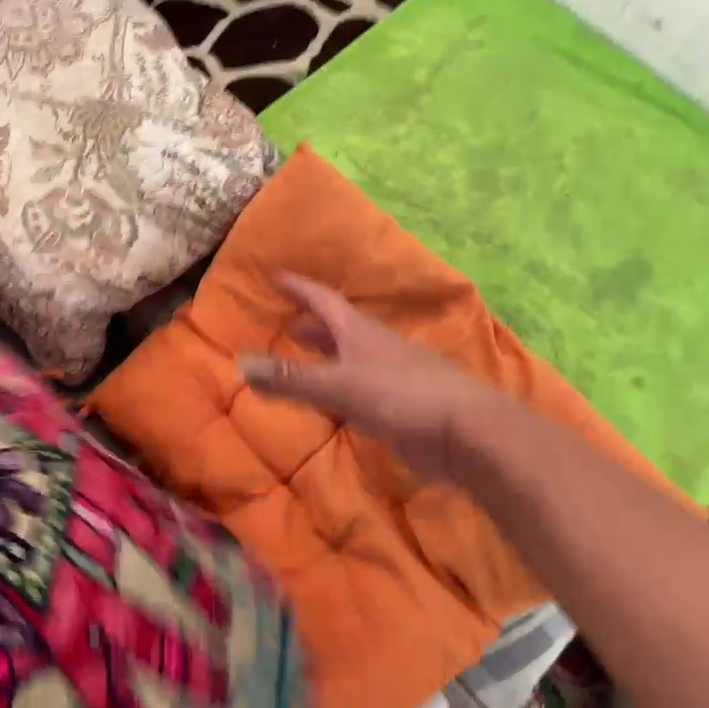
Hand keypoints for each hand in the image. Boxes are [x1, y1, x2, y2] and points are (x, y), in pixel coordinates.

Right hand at [238, 273, 512, 482]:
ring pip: (354, 355)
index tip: (277, 275)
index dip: (300, 287)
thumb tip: (240, 363)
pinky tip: (339, 399)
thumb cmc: (401, 395)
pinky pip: (365, 384)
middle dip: (313, 323)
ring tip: (307, 358)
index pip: (323, 299)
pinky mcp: (405, 403)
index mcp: (359, 331)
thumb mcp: (338, 385)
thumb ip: (290, 378)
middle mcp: (376, 345)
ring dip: (329, 354)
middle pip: (340, 326)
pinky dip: (345, 383)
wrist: (469, 431)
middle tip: (288, 323)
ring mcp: (394, 373)